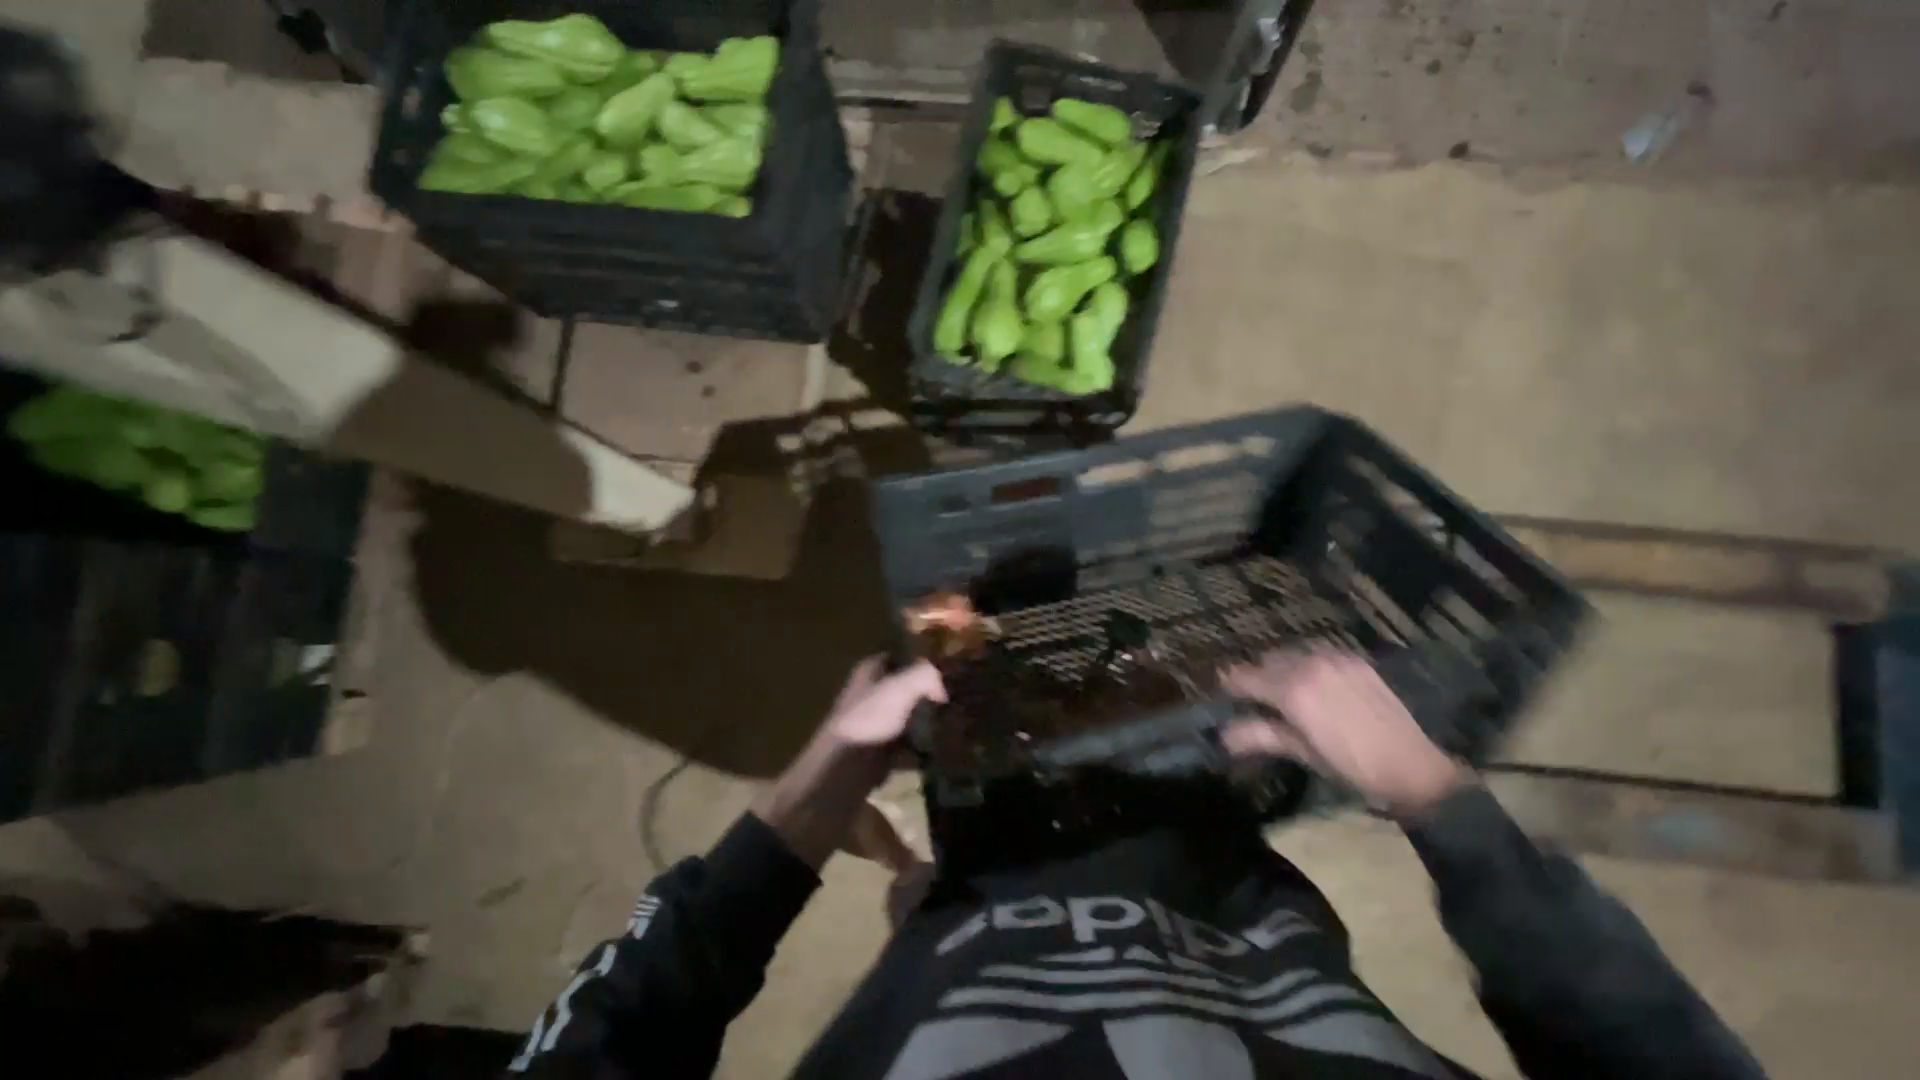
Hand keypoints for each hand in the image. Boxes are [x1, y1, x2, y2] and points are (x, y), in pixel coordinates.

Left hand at [753, 657, 944, 869]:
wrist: (840, 775)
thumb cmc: (868, 722)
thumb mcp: (901, 688)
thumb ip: (926, 676)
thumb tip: (943, 688)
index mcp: (869, 673)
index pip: (899, 654)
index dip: (922, 656)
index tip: (950, 663)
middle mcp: (870, 696)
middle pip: (907, 688)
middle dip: (931, 692)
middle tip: (961, 696)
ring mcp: (873, 727)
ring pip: (909, 718)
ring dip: (930, 723)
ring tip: (959, 724)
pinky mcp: (878, 756)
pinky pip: (908, 749)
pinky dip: (924, 750)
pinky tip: (944, 752)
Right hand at [1221, 647, 1471, 819]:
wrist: (1413, 768)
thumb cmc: (1352, 767)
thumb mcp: (1303, 753)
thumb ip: (1261, 736)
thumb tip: (1224, 736)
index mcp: (1292, 690)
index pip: (1244, 676)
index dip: (1230, 686)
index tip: (1224, 697)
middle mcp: (1310, 665)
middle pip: (1267, 661)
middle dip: (1256, 677)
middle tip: (1253, 700)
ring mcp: (1335, 659)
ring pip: (1293, 654)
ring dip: (1281, 668)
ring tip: (1283, 693)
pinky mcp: (1356, 661)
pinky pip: (1319, 655)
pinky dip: (1307, 665)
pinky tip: (1314, 687)